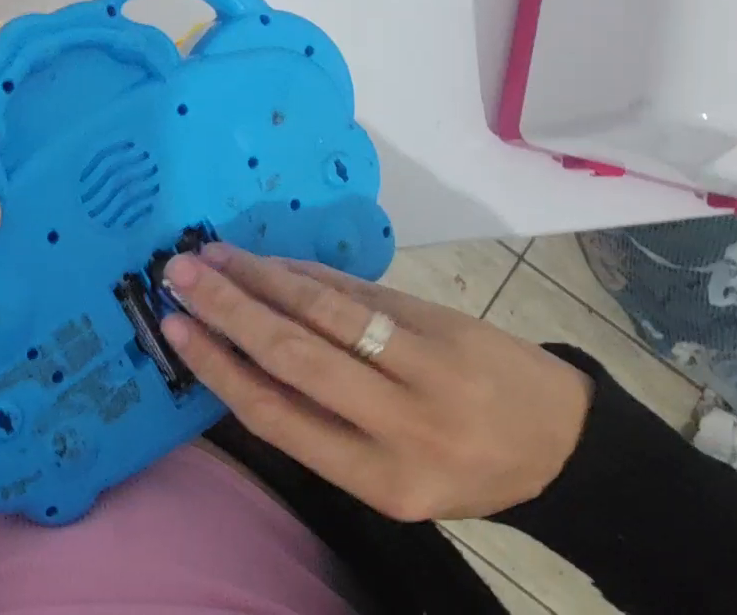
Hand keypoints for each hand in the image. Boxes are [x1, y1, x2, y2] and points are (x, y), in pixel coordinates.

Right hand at [160, 245, 593, 521]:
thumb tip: (229, 349)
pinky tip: (266, 261)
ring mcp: (431, 371)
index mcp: (382, 481)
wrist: (564, 444)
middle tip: (178, 273)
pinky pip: (357, 293)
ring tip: (212, 254)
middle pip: (293, 356)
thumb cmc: (455, 466)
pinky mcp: (445, 325)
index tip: (172, 326)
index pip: (276, 414)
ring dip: (258, 276)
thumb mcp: (386, 472)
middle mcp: (406, 428)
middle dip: (227, 308)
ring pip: (323, 312)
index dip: (215, 365)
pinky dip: (303, 273)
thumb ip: (313, 419)